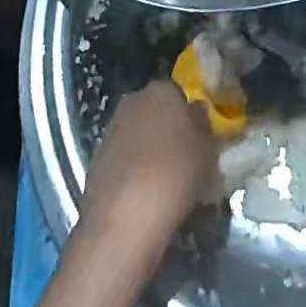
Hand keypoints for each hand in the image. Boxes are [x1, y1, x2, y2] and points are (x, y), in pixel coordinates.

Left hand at [81, 80, 217, 234]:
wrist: (125, 216)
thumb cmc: (176, 173)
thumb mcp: (208, 150)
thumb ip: (203, 125)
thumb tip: (195, 112)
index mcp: (161, 90)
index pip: (179, 94)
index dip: (189, 116)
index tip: (198, 138)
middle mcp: (133, 100)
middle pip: (156, 111)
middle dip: (167, 129)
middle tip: (183, 157)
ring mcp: (111, 128)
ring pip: (138, 133)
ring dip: (148, 149)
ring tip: (164, 180)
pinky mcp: (96, 157)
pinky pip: (123, 157)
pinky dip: (132, 169)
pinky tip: (143, 192)